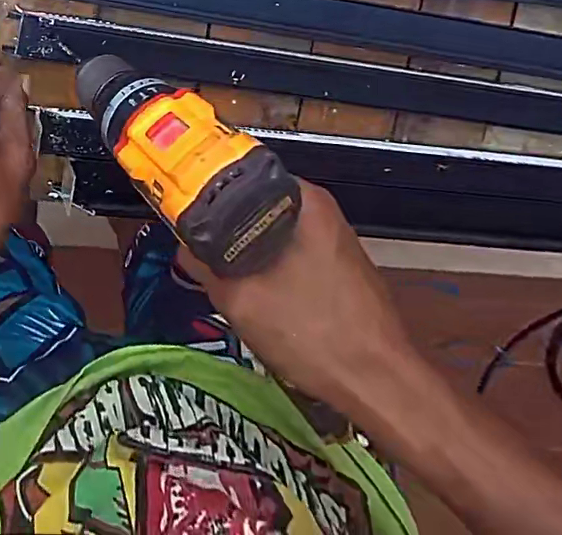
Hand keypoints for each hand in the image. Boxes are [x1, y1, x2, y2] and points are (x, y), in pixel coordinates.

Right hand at [180, 179, 419, 411]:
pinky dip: (265, 262)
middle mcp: (320, 208)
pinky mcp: (338, 263)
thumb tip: (181, 246)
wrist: (383, 386)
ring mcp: (332, 236)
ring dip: (241, 246)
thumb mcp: (237, 298)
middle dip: (220, 223)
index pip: (235, 174)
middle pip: (251, 202)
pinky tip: (251, 288)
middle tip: (192, 242)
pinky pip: (287, 249)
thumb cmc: (311, 332)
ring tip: (214, 266)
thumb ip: (201, 264)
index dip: (202, 190)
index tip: (178, 207)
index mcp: (302, 198)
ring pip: (268, 228)